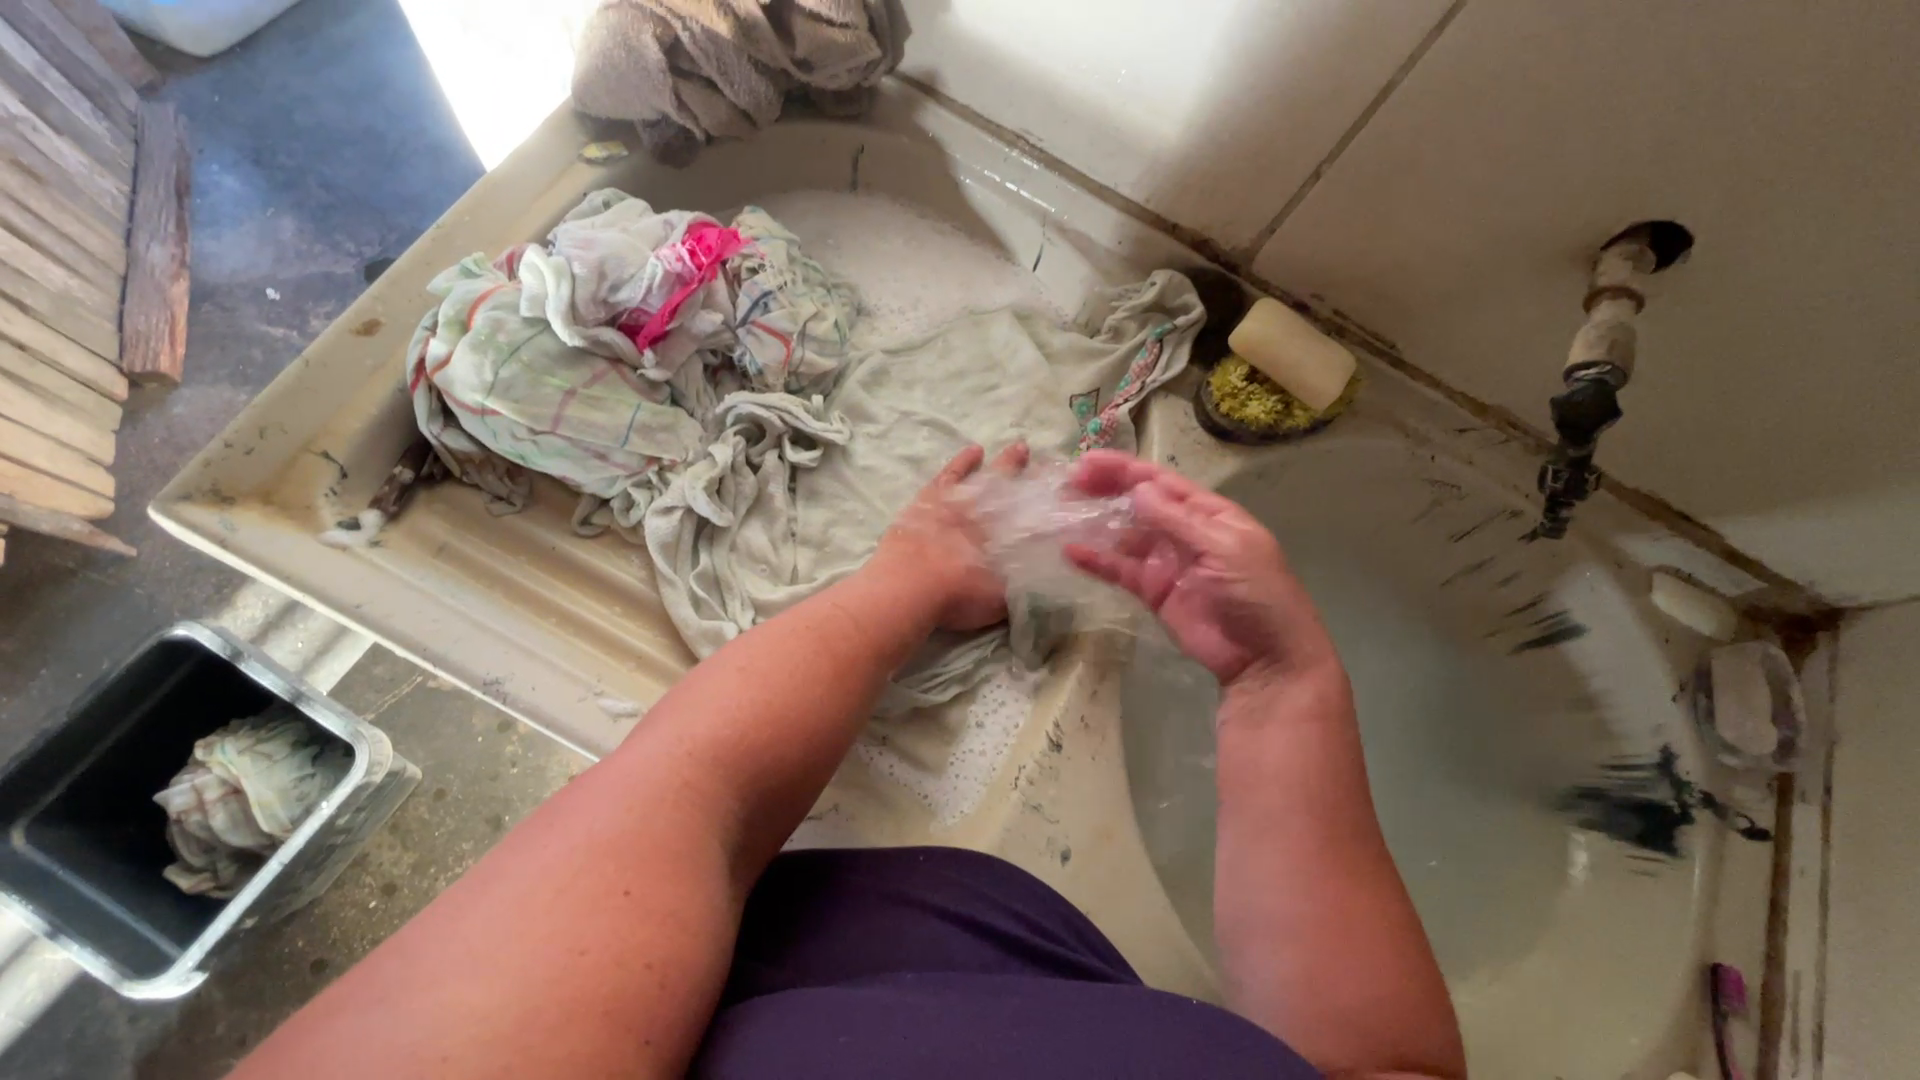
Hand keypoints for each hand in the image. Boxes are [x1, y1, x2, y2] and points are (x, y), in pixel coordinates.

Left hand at [869, 442, 1029, 632]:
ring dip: (1000, 464)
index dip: (1044, 503)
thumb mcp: (996, 603)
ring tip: (1016, 448)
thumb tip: (1036, 588)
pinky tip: (973, 452)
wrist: (906, 590)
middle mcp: (981, 516)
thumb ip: (1016, 593)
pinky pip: (949, 475)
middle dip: (1027, 475)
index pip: (1029, 515)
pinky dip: (963, 463)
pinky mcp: (925, 502)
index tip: (1060, 489)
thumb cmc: (954, 597)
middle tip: (1043, 458)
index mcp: (1000, 539)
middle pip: (1008, 490)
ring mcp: (952, 505)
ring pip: (983, 477)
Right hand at [1065, 450, 1338, 690]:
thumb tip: (1137, 489)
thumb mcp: (1223, 549)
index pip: (1161, 482)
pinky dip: (1097, 561)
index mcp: (1210, 513)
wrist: (1265, 658)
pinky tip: (1072, 552)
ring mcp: (1168, 562)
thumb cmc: (1256, 594)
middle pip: (1139, 503)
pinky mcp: (1154, 592)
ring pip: (1125, 535)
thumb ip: (1178, 520)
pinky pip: (1121, 570)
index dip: (1124, 470)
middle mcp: (1186, 531)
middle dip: (1106, 490)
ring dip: (1097, 522)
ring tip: (1062, 512)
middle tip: (1069, 484)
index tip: (1086, 462)